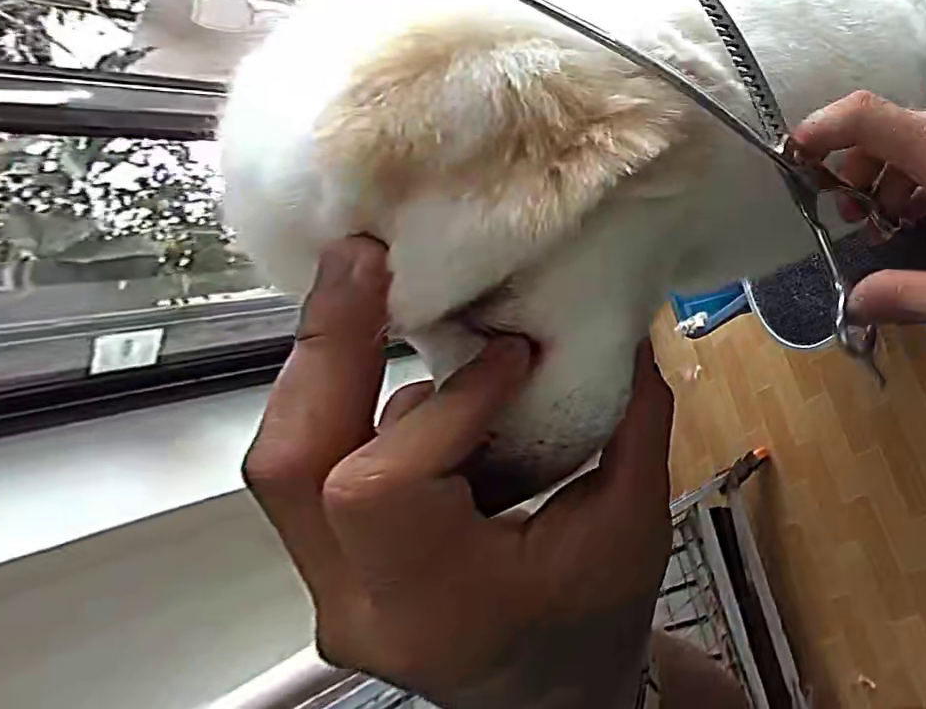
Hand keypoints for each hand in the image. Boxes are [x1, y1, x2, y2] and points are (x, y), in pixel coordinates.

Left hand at [243, 237, 673, 708]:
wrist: (551, 694)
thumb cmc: (597, 617)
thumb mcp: (636, 520)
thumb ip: (636, 422)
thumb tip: (633, 331)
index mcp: (436, 598)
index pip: (386, 484)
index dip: (453, 401)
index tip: (519, 353)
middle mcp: (355, 594)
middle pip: (289, 466)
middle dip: (327, 345)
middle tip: (361, 259)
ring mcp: (333, 578)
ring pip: (289, 460)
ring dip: (335, 360)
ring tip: (378, 284)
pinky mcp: (343, 552)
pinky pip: (328, 460)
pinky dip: (361, 392)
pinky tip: (412, 354)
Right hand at [792, 92, 925, 328]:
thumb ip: (907, 296)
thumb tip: (854, 305)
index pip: (867, 116)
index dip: (821, 129)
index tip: (794, 161)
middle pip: (886, 129)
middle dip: (854, 170)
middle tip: (850, 221)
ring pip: (916, 140)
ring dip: (889, 177)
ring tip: (889, 226)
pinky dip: (921, 177)